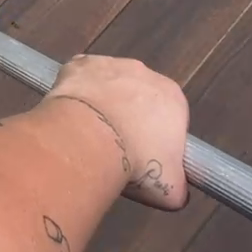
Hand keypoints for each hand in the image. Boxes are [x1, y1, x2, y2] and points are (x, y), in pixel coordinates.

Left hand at [44, 55, 188, 210]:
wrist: (90, 138)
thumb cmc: (139, 163)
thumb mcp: (173, 189)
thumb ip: (178, 182)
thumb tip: (172, 184)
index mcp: (172, 96)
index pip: (168, 115)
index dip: (157, 135)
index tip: (145, 153)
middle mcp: (142, 71)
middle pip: (137, 94)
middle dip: (129, 114)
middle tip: (117, 142)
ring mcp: (106, 62)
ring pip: (107, 84)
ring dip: (102, 102)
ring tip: (91, 131)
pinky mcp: (76, 62)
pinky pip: (79, 78)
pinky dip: (77, 92)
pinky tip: (73, 114)